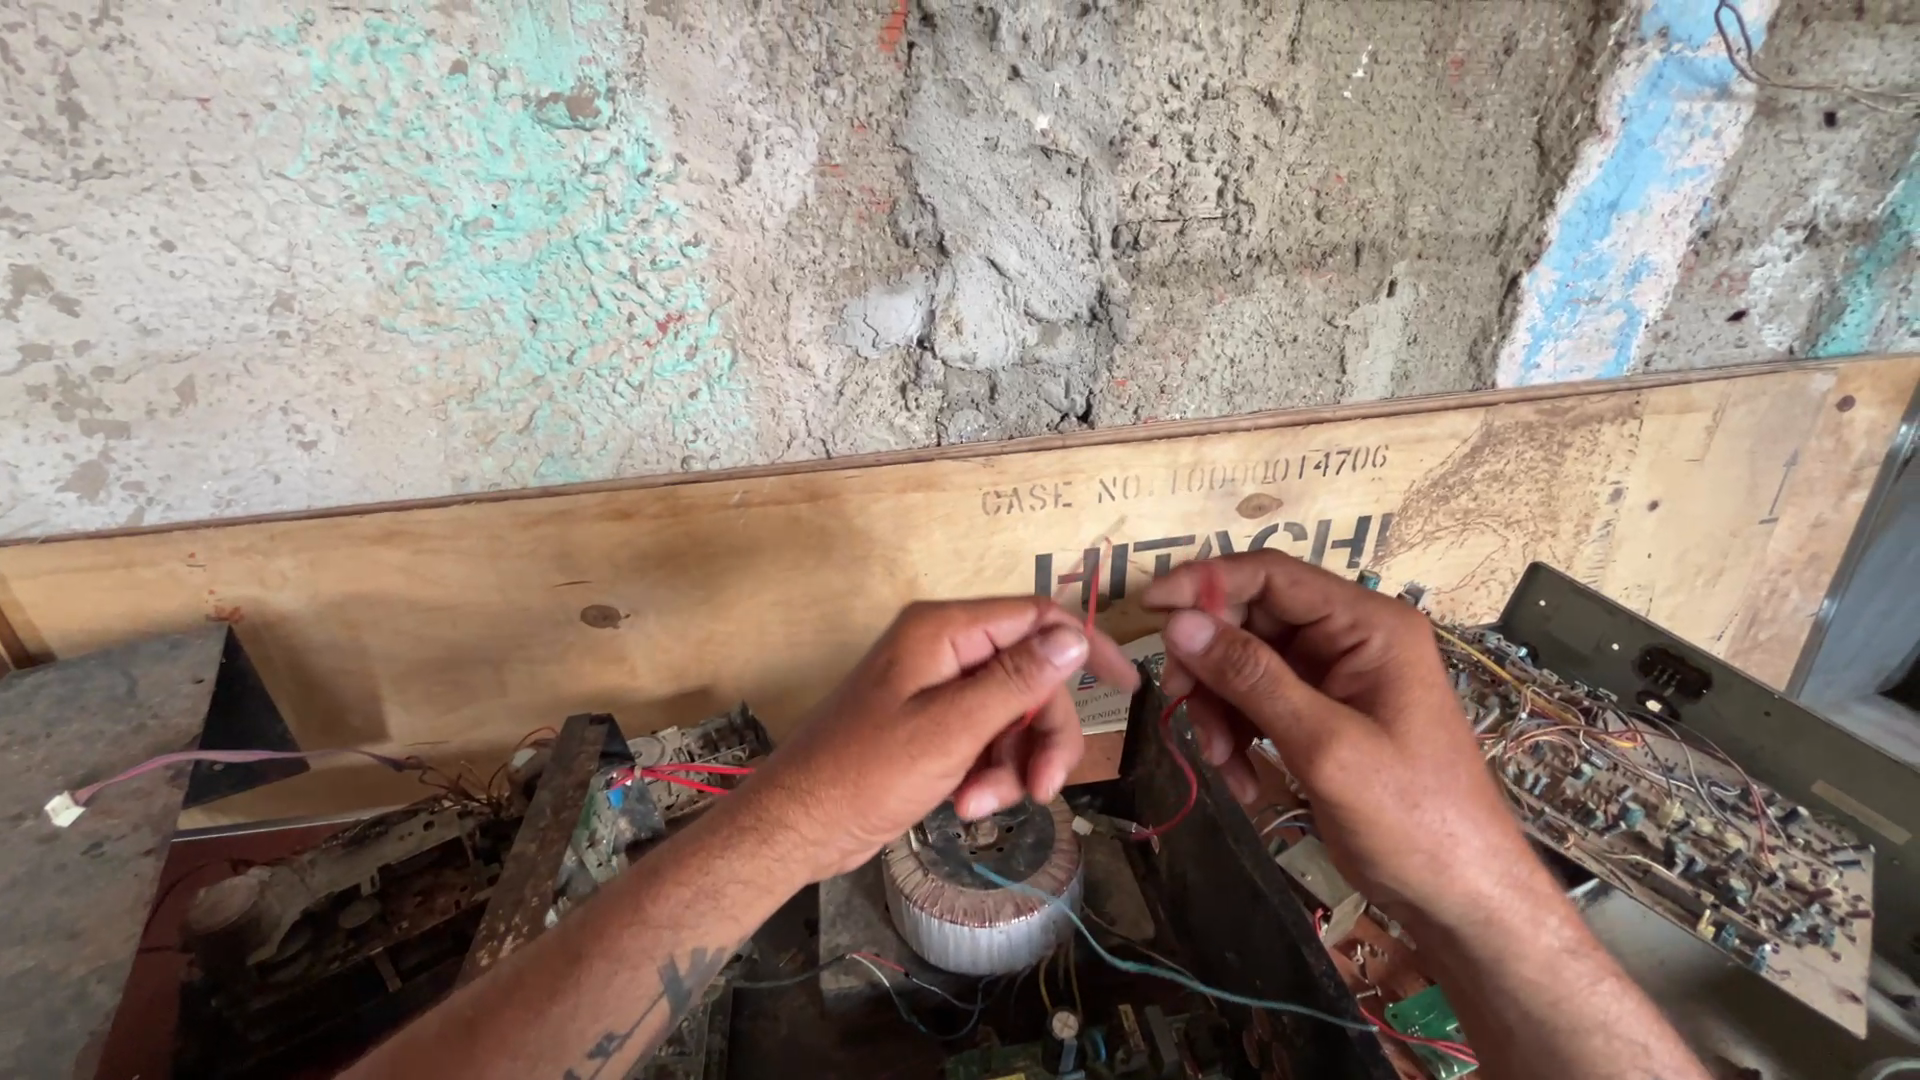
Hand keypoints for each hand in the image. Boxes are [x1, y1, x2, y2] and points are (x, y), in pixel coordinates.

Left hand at [735, 597, 1138, 884]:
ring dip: (1014, 763)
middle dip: (1043, 733)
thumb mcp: (951, 729)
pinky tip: (968, 803)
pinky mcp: (935, 724)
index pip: (1035, 617)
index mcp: (944, 630)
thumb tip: (1072, 639)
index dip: (1084, 647)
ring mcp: (940, 687)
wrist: (800, 824)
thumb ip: (1015, 681)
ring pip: (1014, 714)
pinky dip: (990, 772)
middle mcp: (946, 648)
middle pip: (1031, 675)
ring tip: (983, 804)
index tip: (1127, 686)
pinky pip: (988, 738)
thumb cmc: (866, 771)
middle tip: (1045, 787)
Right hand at [1141, 552, 1543, 927]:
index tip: (1149, 606)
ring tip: (1219, 759)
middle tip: (1179, 698)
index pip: (1271, 575)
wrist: (1458, 897)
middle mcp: (1346, 637)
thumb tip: (1178, 624)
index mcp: (1366, 624)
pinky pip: (1253, 700)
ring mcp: (1330, 675)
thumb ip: (1251, 677)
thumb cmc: (1412, 816)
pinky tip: (1240, 777)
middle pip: (1249, 619)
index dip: (1205, 582)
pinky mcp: (1315, 711)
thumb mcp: (1324, 744)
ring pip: (1242, 662)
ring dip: (1217, 706)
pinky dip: (1234, 732)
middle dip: (1209, 661)